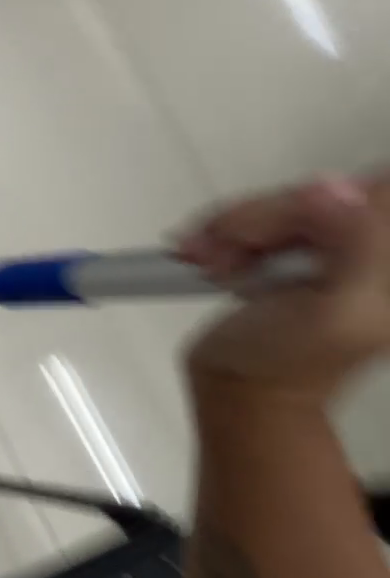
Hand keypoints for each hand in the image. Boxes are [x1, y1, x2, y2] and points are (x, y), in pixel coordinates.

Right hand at [177, 173, 389, 404]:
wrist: (242, 390)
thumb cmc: (284, 360)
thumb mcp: (336, 310)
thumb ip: (358, 246)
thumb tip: (330, 187)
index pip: (377, 191)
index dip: (320, 202)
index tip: (273, 239)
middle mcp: (377, 248)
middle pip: (325, 192)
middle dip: (262, 219)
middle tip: (224, 256)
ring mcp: (334, 248)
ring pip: (286, 202)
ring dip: (233, 228)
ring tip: (207, 264)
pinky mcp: (294, 251)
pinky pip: (261, 218)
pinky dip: (224, 233)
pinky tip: (206, 258)